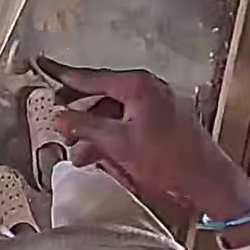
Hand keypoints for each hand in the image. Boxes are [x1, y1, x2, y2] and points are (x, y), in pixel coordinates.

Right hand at [40, 59, 249, 245]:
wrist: (204, 181)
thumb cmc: (169, 159)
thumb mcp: (116, 142)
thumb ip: (84, 126)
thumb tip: (61, 118)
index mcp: (138, 86)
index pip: (91, 77)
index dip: (64, 76)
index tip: (46, 67)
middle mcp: (147, 90)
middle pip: (100, 95)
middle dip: (78, 113)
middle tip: (58, 119)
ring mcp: (154, 106)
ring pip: (111, 113)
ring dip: (92, 131)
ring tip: (76, 148)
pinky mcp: (159, 123)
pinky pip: (124, 124)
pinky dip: (108, 137)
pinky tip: (95, 155)